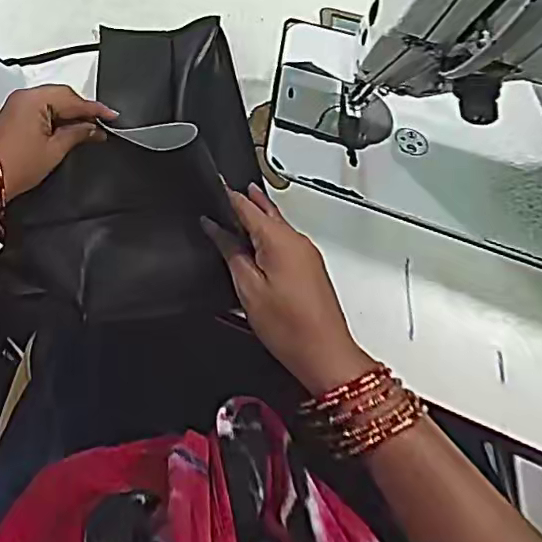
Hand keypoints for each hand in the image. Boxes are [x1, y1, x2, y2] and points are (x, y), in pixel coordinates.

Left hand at [0, 85, 115, 210]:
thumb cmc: (14, 166)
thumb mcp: (55, 150)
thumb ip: (78, 133)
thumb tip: (92, 128)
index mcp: (34, 99)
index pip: (72, 98)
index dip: (94, 109)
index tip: (111, 115)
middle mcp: (24, 97)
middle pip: (62, 96)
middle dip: (82, 110)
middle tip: (102, 123)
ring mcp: (17, 105)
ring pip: (52, 102)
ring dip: (69, 114)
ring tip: (88, 129)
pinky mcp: (14, 115)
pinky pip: (41, 108)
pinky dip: (55, 117)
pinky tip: (68, 129)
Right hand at [203, 184, 376, 393]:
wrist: (326, 357)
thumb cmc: (291, 328)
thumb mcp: (247, 286)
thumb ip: (229, 250)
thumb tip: (214, 227)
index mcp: (278, 240)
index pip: (246, 205)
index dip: (228, 194)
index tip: (217, 185)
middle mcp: (297, 241)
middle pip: (266, 210)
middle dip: (246, 201)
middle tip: (227, 191)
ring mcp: (307, 254)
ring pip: (278, 224)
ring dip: (258, 217)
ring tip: (238, 213)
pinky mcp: (312, 267)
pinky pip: (286, 239)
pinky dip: (269, 234)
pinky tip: (257, 243)